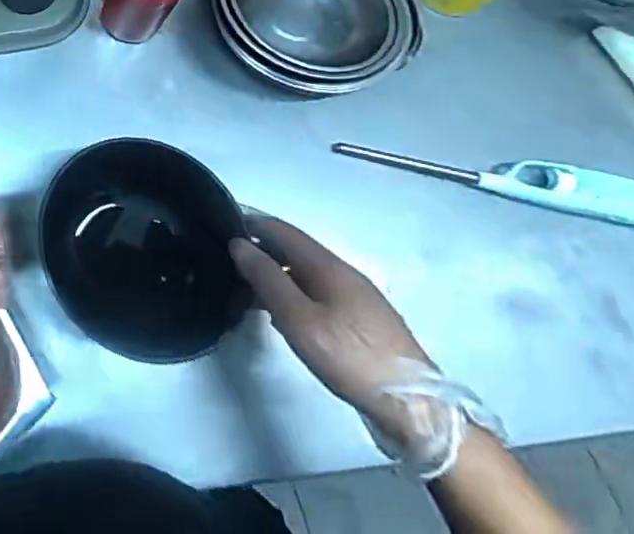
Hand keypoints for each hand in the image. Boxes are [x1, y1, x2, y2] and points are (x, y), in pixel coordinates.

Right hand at [228, 216, 430, 443]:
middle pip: (293, 250)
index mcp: (329, 266)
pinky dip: (291, 294)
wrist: (414, 409)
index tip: (219, 229)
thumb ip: (266, 278)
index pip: (282, 230)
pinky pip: (316, 293)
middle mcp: (344, 273)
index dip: (250, 224)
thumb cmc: (350, 357)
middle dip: (259, 251)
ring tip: (245, 293)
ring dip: (274, 276)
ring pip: (304, 274)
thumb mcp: (298, 319)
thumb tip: (238, 244)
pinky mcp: (361, 320)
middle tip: (226, 266)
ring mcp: (356, 297)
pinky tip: (279, 315)